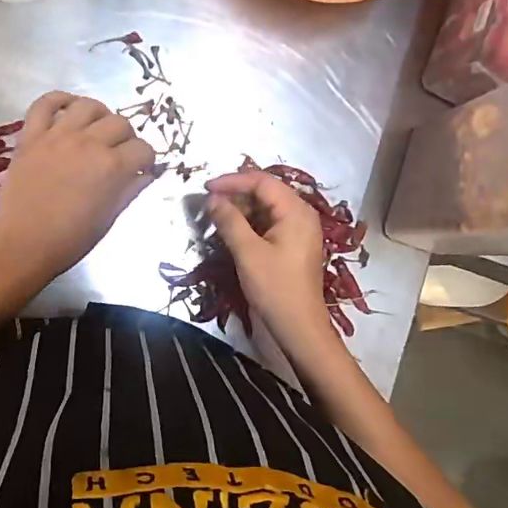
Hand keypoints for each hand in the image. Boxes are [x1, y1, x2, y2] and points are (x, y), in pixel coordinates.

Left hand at [0, 91, 156, 282]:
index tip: (143, 169)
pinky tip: (68, 108)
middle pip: (120, 123)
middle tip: (121, 153)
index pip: (142, 149)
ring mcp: (57, 136)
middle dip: (128, 138)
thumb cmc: (69, 241)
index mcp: (111, 167)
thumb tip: (145, 176)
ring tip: (98, 130)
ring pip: (88, 106)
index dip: (147, 160)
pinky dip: (59, 100)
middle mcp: (88, 143)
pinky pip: (45, 104)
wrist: (21, 245)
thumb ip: (128, 192)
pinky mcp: (31, 136)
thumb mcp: (107, 220)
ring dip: (100, 115)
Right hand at [205, 170, 336, 350]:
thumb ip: (230, 221)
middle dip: (236, 196)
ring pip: (266, 210)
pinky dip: (250, 225)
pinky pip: (270, 225)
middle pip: (266, 193)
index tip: (206, 188)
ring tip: (216, 220)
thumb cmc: (275, 288)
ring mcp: (299, 231)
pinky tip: (232, 234)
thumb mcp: (248, 253)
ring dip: (241, 211)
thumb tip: (212, 199)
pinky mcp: (293, 246)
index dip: (232, 181)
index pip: (262, 181)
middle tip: (209, 206)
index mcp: (296, 210)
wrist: (298, 326)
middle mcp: (301, 215)